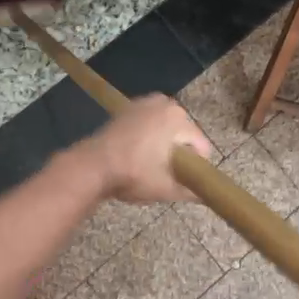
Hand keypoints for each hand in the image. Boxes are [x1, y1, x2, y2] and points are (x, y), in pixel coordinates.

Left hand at [73, 95, 212, 203]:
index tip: (184, 181)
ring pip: (167, 129)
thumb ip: (192, 192)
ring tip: (152, 165)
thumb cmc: (133, 175)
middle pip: (184, 135)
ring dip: (164, 145)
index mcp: (178, 118)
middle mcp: (165, 103)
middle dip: (179, 153)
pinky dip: (149, 136)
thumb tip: (206, 195)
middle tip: (165, 174)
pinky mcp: (129, 108)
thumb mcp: (166, 189)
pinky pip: (151, 124)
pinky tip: (139, 153)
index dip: (196, 167)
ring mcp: (145, 102)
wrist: (93, 166)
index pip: (200, 146)